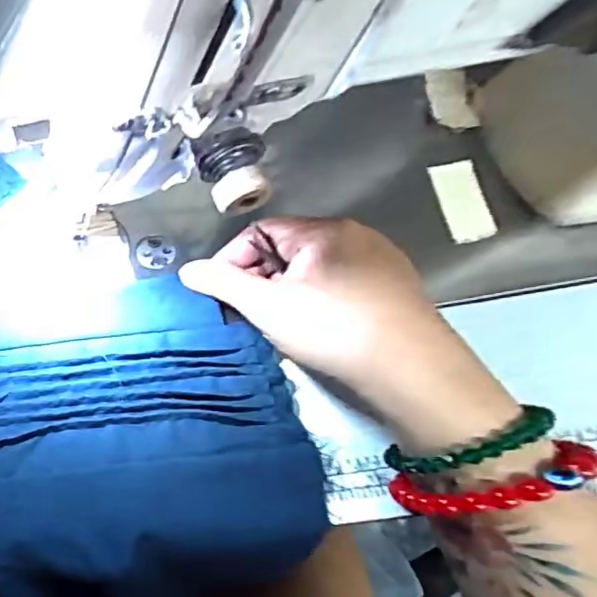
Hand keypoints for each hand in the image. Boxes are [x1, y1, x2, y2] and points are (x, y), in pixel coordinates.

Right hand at [177, 217, 518, 452]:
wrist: (407, 364)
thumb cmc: (333, 328)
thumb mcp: (266, 306)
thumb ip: (223, 284)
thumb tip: (189, 270)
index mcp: (322, 232)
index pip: (259, 231)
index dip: (232, 261)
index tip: (222, 295)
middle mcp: (353, 236)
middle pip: (286, 251)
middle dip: (259, 279)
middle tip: (248, 314)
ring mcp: (377, 261)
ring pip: (312, 271)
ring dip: (287, 294)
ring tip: (280, 326)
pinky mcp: (391, 288)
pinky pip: (339, 286)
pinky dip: (317, 303)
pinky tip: (317, 331)